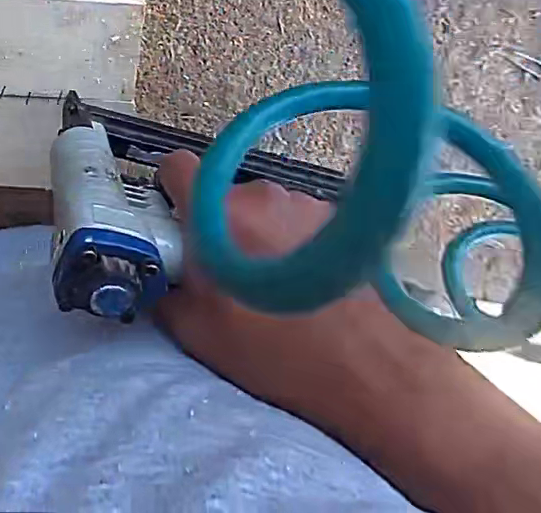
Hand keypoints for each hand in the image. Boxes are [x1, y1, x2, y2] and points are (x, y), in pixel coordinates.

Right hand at [155, 149, 459, 428]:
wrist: (382, 376)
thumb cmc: (283, 355)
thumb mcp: (198, 333)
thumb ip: (164, 292)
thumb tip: (158, 277)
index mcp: (214, 213)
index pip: (175, 165)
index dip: (169, 187)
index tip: (174, 218)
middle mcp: (258, 194)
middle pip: (221, 195)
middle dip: (218, 226)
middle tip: (226, 274)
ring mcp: (302, 203)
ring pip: (262, 208)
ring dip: (258, 235)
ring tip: (274, 287)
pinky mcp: (338, 219)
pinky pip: (297, 220)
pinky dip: (294, 243)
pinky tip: (310, 288)